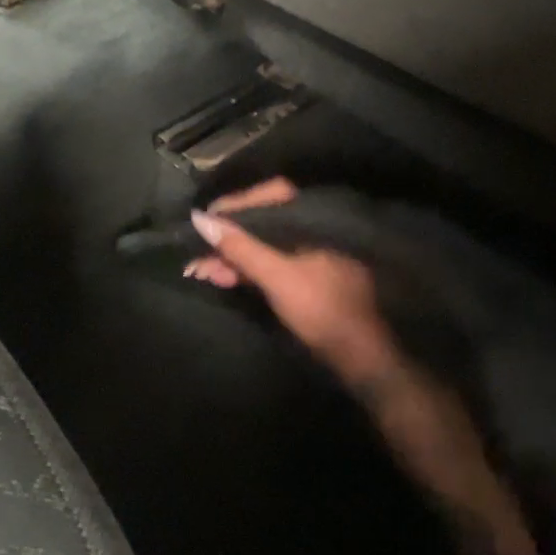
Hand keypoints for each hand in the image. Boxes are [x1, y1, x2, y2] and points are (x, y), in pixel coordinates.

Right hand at [184, 178, 394, 377]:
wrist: (358, 359)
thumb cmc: (322, 310)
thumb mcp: (277, 276)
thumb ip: (239, 247)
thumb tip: (199, 218)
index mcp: (316, 224)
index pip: (271, 195)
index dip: (236, 203)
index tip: (206, 217)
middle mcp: (312, 234)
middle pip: (261, 223)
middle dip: (227, 237)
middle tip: (196, 252)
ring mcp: (307, 257)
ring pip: (260, 247)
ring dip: (229, 258)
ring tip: (201, 272)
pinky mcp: (301, 279)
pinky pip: (266, 265)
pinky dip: (242, 271)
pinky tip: (219, 279)